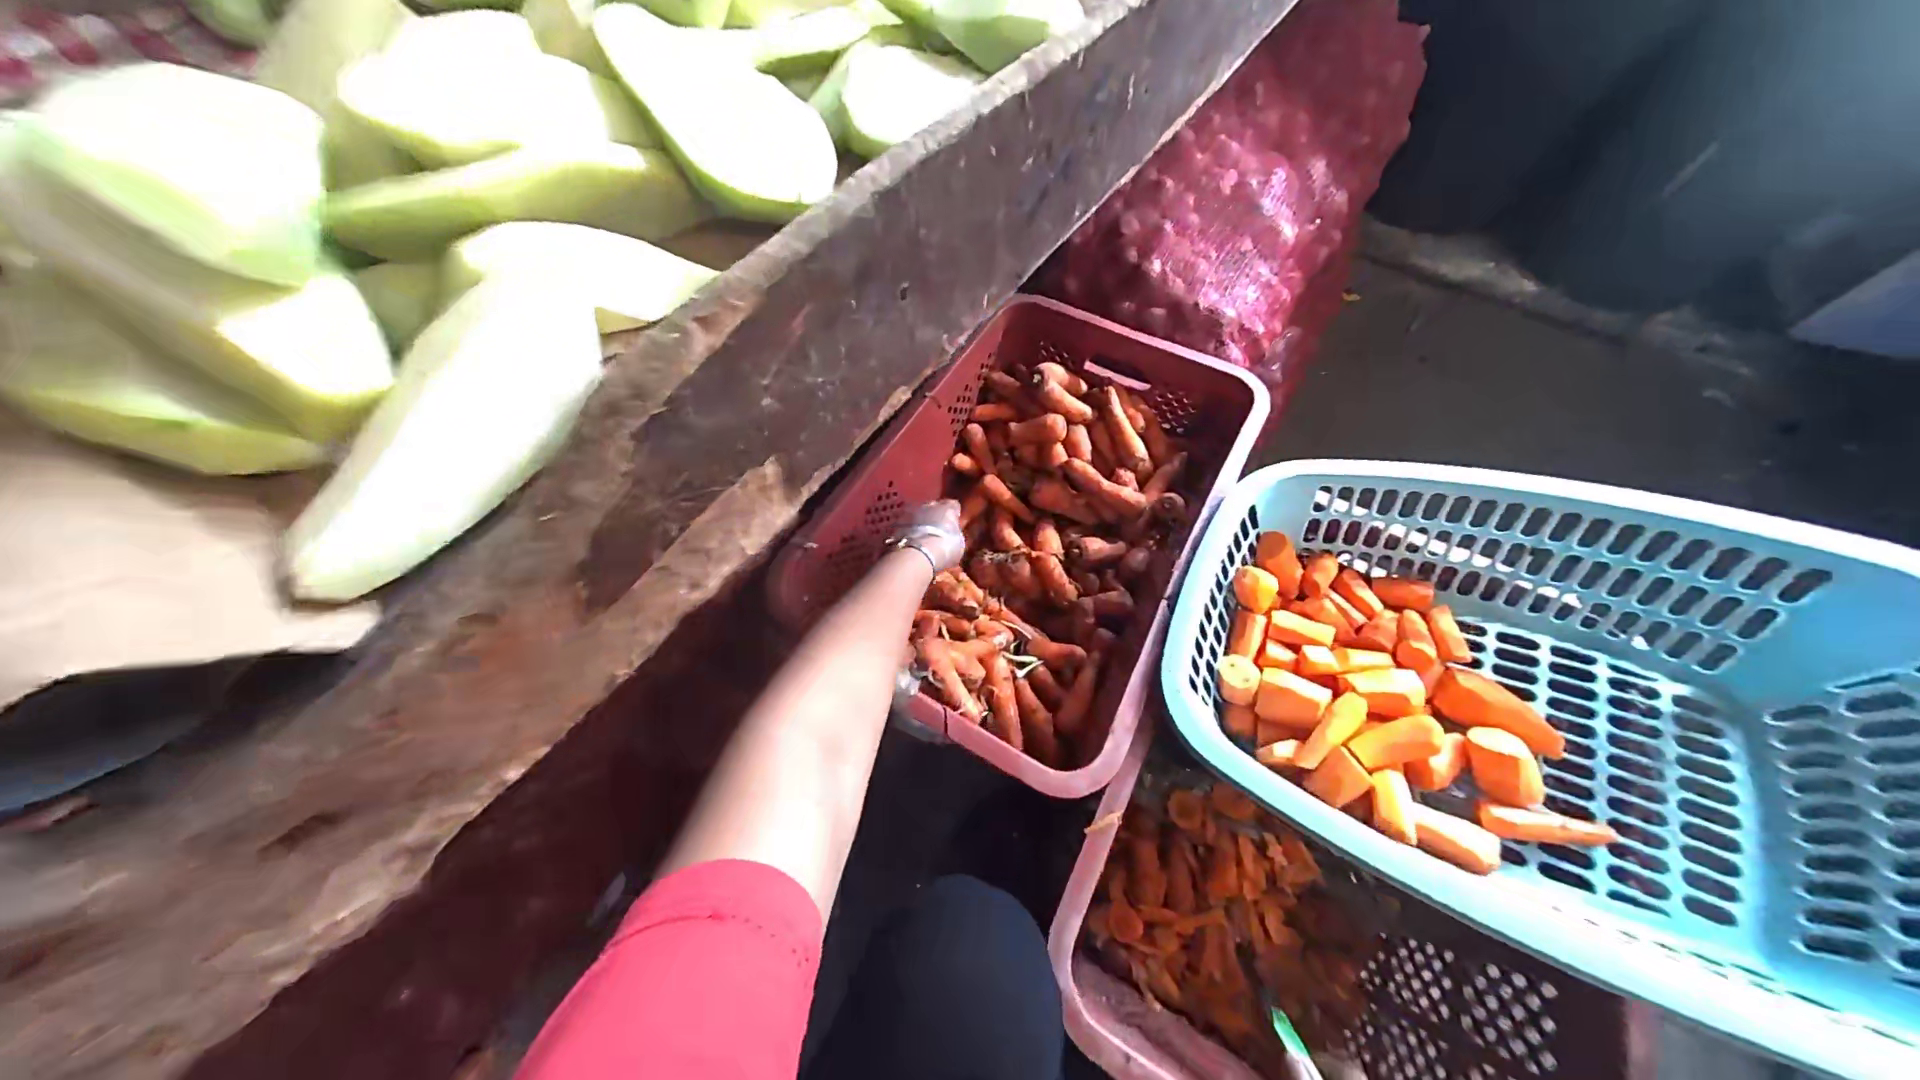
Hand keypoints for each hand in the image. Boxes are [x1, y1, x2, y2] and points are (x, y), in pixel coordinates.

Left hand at [890, 499, 965, 573]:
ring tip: (920, 539)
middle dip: (933, 517)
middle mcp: (928, 505)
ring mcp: (909, 512)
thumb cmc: (945, 548)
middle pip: (932, 507)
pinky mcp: (894, 523)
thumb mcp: (958, 544)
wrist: (916, 554)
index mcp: (947, 508)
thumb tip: (952, 535)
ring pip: (916, 515)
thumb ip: (955, 535)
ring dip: (918, 524)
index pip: (953, 506)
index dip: (953, 515)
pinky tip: (909, 544)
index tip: (953, 524)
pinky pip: (903, 526)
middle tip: (936, 532)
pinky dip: (906, 532)